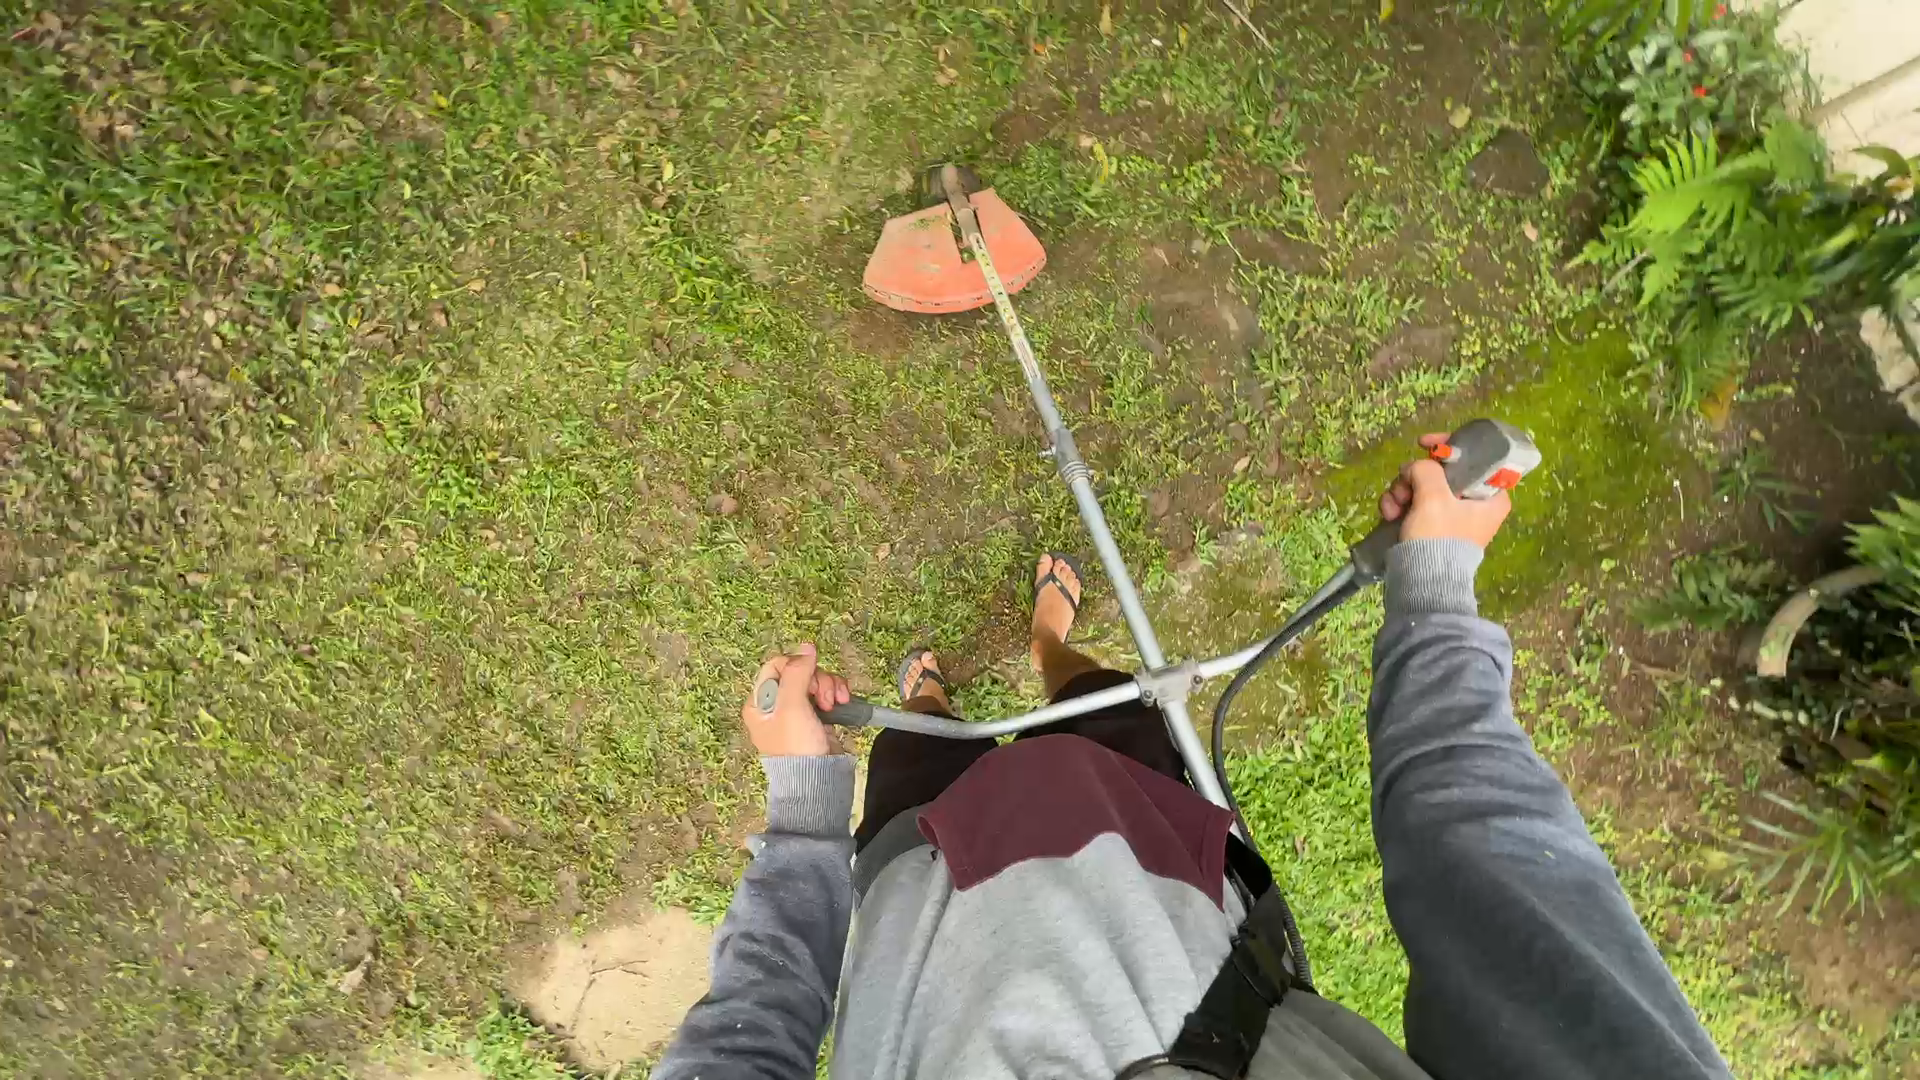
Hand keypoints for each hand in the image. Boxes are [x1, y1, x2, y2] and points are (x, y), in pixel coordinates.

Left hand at [741, 642, 846, 756]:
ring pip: (816, 680)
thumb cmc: (797, 745)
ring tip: (836, 703)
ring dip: (830, 686)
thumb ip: (797, 673)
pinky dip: (836, 693)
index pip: (776, 665)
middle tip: (824, 698)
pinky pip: (826, 692)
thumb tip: (807, 645)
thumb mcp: (792, 706)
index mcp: (760, 702)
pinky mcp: (816, 717)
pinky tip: (843, 703)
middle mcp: (776, 704)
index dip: (797, 666)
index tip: (810, 678)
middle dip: (817, 679)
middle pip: (799, 671)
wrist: (817, 781)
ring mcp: (797, 711)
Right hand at [1378, 432, 1511, 549]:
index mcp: (1491, 495)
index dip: (1449, 446)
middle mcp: (1474, 503)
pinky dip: (1398, 505)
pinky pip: (1413, 503)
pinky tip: (1389, 516)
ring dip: (1400, 492)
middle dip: (1414, 477)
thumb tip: (1416, 467)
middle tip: (1403, 489)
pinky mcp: (1430, 526)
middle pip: (1440, 472)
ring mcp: (1451, 515)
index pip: (1475, 457)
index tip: (1424, 444)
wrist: (1423, 579)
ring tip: (1392, 509)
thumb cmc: (1438, 537)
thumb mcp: (1433, 497)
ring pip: (1421, 486)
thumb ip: (1426, 470)